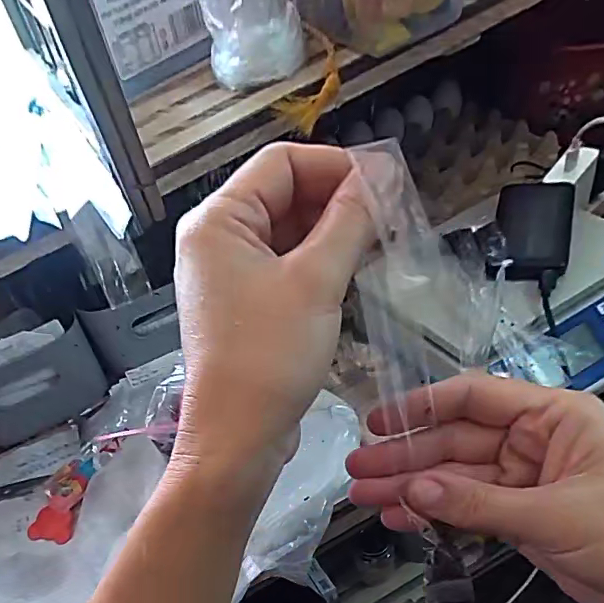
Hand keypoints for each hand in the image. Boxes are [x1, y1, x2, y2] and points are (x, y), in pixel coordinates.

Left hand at [172, 143, 373, 485]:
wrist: (238, 439)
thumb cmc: (266, 362)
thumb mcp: (316, 283)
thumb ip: (350, 222)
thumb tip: (380, 177)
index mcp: (218, 222)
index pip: (282, 164)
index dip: (337, 167)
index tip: (385, 184)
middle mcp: (215, 245)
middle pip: (283, 198)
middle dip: (337, 204)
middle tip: (388, 219)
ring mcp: (228, 281)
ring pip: (287, 238)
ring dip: (331, 238)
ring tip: (376, 249)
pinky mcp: (244, 313)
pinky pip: (284, 273)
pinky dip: (317, 270)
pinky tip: (349, 280)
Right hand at [344, 373, 603, 602]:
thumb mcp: (556, 516)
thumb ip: (481, 504)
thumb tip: (415, 491)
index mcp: (553, 417)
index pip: (477, 398)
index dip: (423, 407)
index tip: (378, 423)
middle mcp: (534, 442)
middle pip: (457, 442)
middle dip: (407, 459)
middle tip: (358, 472)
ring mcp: (524, 481)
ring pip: (456, 480)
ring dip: (412, 491)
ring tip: (365, 500)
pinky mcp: (520, 516)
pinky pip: (468, 510)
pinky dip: (437, 517)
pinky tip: (402, 521)